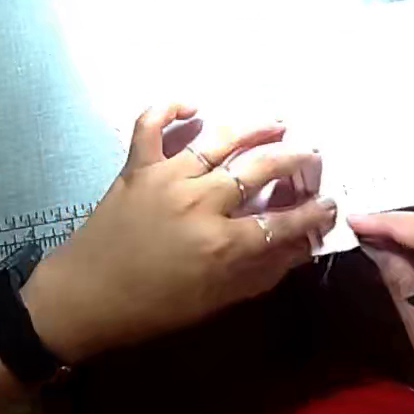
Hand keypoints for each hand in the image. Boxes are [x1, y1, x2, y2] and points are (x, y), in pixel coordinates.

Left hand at [23, 105, 337, 362]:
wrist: (83, 298)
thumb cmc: (152, 308)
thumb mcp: (214, 301)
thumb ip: (260, 273)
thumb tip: (299, 249)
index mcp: (222, 244)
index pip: (283, 222)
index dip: (314, 213)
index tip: (330, 203)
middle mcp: (200, 202)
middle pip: (260, 169)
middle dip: (294, 159)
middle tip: (311, 154)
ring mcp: (167, 177)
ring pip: (219, 140)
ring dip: (253, 128)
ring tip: (276, 122)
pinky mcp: (137, 167)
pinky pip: (151, 125)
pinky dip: (169, 108)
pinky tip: (193, 105)